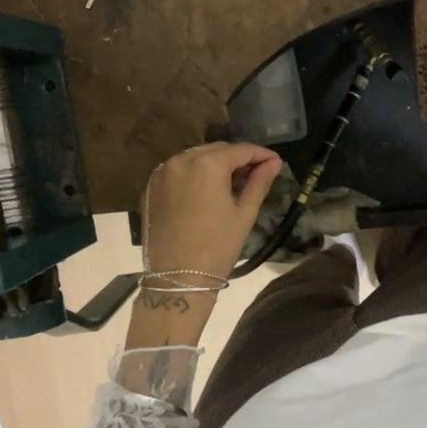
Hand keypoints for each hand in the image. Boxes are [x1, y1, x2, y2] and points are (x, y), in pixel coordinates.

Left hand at [142, 142, 281, 276]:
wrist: (177, 277)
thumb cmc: (218, 246)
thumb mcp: (244, 213)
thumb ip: (259, 182)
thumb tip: (274, 162)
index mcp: (207, 164)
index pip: (240, 150)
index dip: (261, 154)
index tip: (275, 162)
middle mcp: (181, 160)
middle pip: (216, 150)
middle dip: (237, 158)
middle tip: (255, 174)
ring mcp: (161, 173)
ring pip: (195, 158)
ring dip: (215, 165)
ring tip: (231, 184)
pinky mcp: (150, 187)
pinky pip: (178, 171)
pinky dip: (194, 174)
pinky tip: (206, 192)